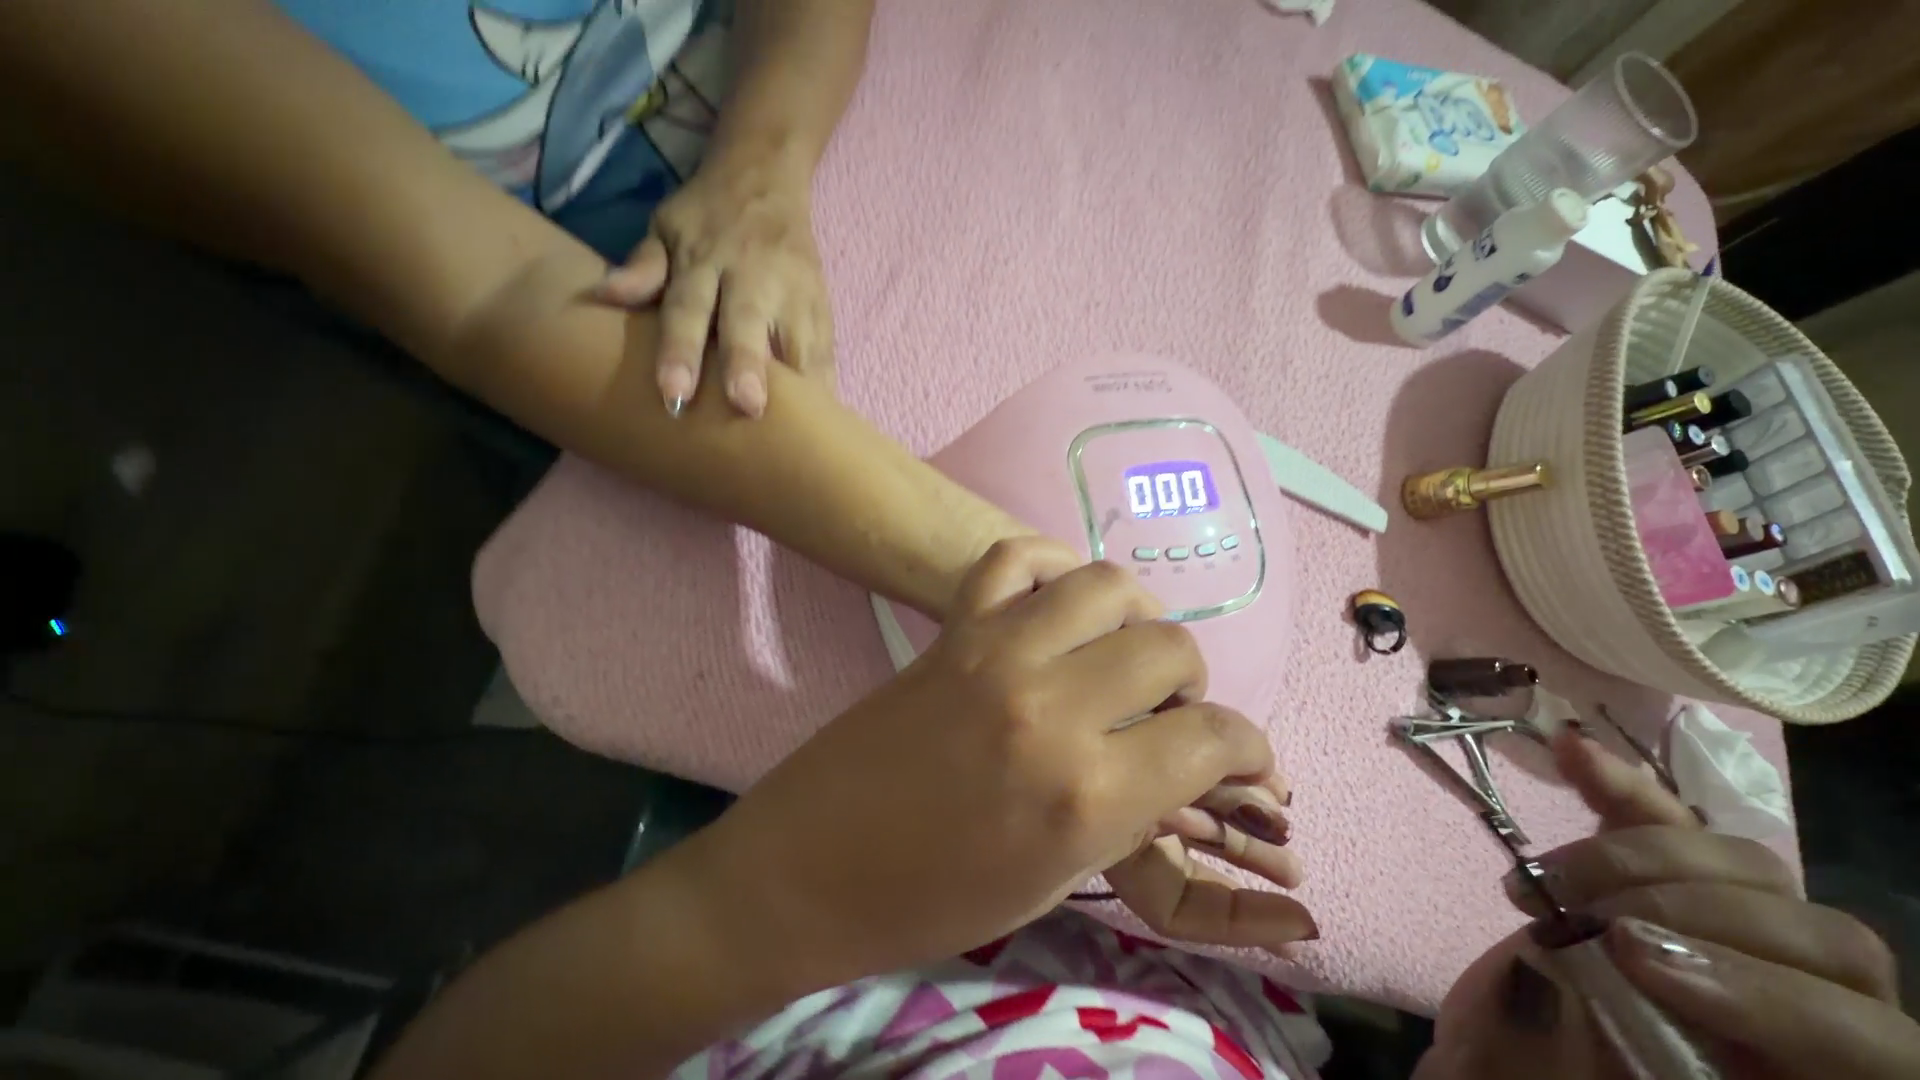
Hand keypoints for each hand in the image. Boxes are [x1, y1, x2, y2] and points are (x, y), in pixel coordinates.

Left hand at [593, 156, 831, 417]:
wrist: (766, 175)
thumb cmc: (705, 215)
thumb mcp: (665, 226)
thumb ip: (643, 265)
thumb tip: (606, 293)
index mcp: (704, 259)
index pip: (688, 308)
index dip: (680, 351)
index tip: (674, 395)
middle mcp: (751, 277)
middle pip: (748, 326)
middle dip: (748, 367)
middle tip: (747, 407)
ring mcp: (794, 293)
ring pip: (796, 343)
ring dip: (799, 388)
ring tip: (798, 433)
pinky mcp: (823, 307)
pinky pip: (824, 353)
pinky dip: (824, 386)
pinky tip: (824, 422)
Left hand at [680, 538, 1312, 989]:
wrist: (808, 871)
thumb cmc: (934, 900)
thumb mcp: (1056, 877)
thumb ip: (1131, 808)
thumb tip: (1185, 761)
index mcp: (1089, 793)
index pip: (1215, 738)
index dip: (1248, 748)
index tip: (1243, 756)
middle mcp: (1054, 705)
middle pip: (1171, 647)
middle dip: (1191, 683)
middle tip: (1166, 712)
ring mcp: (996, 652)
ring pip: (1108, 585)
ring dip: (1134, 617)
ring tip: (1118, 651)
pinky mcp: (950, 627)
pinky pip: (1015, 557)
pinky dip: (1049, 566)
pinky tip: (1056, 601)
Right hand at [1420, 728, 1918, 1078]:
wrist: (1525, 1059)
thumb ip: (1593, 1055)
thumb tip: (1575, 986)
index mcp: (1813, 1078)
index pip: (1870, 1042)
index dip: (1767, 995)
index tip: (1628, 956)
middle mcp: (1812, 1009)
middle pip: (1820, 938)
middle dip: (1688, 912)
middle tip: (1579, 920)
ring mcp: (1744, 937)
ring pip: (1749, 867)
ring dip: (1634, 856)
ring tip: (1543, 880)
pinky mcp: (1670, 884)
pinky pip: (1669, 821)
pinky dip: (1619, 786)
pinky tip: (1568, 749)